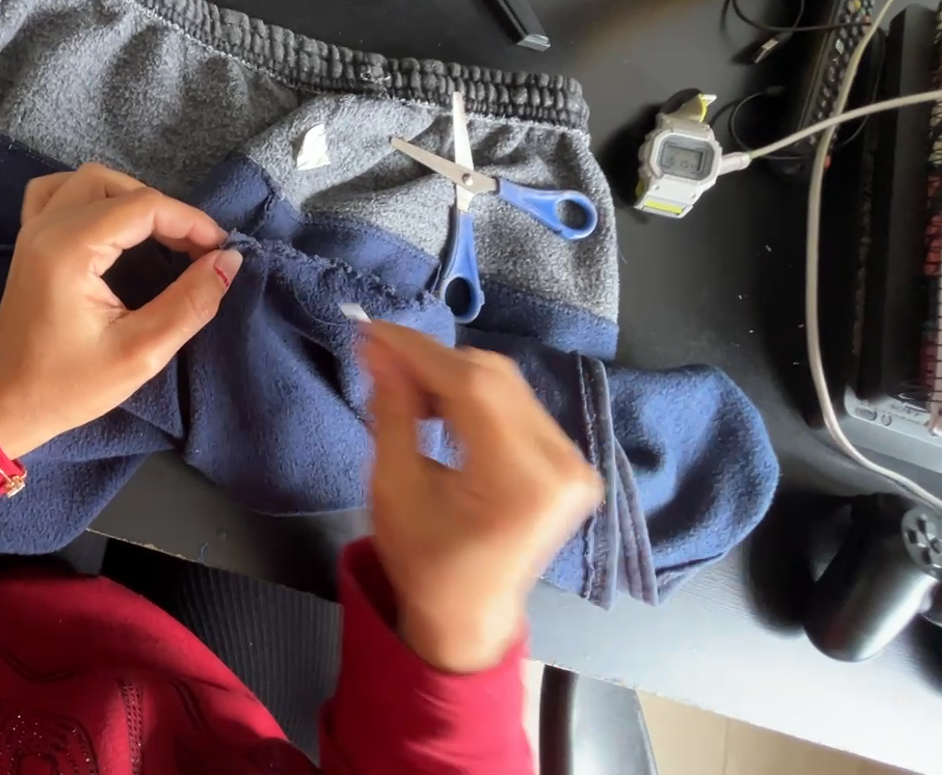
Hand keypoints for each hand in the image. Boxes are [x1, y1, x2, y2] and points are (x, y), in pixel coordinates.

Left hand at [0, 164, 242, 457]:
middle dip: (164, 210)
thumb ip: (189, 303)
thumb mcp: (140, 353)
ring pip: (88, 181)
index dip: (190, 221)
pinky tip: (110, 220)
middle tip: (194, 248)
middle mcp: (46, 227)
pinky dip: (91, 196)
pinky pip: (57, 192)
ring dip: (130, 197)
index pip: (143, 206)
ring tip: (161, 234)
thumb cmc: (69, 386)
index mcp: (69, 250)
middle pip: (116, 186)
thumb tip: (230, 260)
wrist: (7, 404)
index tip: (221, 249)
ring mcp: (31, 230)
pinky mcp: (27, 241)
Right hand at [359, 323, 602, 671]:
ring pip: (503, 382)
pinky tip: (435, 402)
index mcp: (521, 481)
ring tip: (402, 384)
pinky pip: (512, 400)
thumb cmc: (423, 560)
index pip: (471, 386)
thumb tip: (376, 347)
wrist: (467, 613)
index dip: (417, 350)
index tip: (370, 328)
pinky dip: (468, 390)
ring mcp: (571, 462)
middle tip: (377, 358)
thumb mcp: (393, 486)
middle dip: (429, 359)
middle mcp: (561, 464)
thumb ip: (391, 410)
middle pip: (491, 376)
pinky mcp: (564, 460)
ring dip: (447, 372)